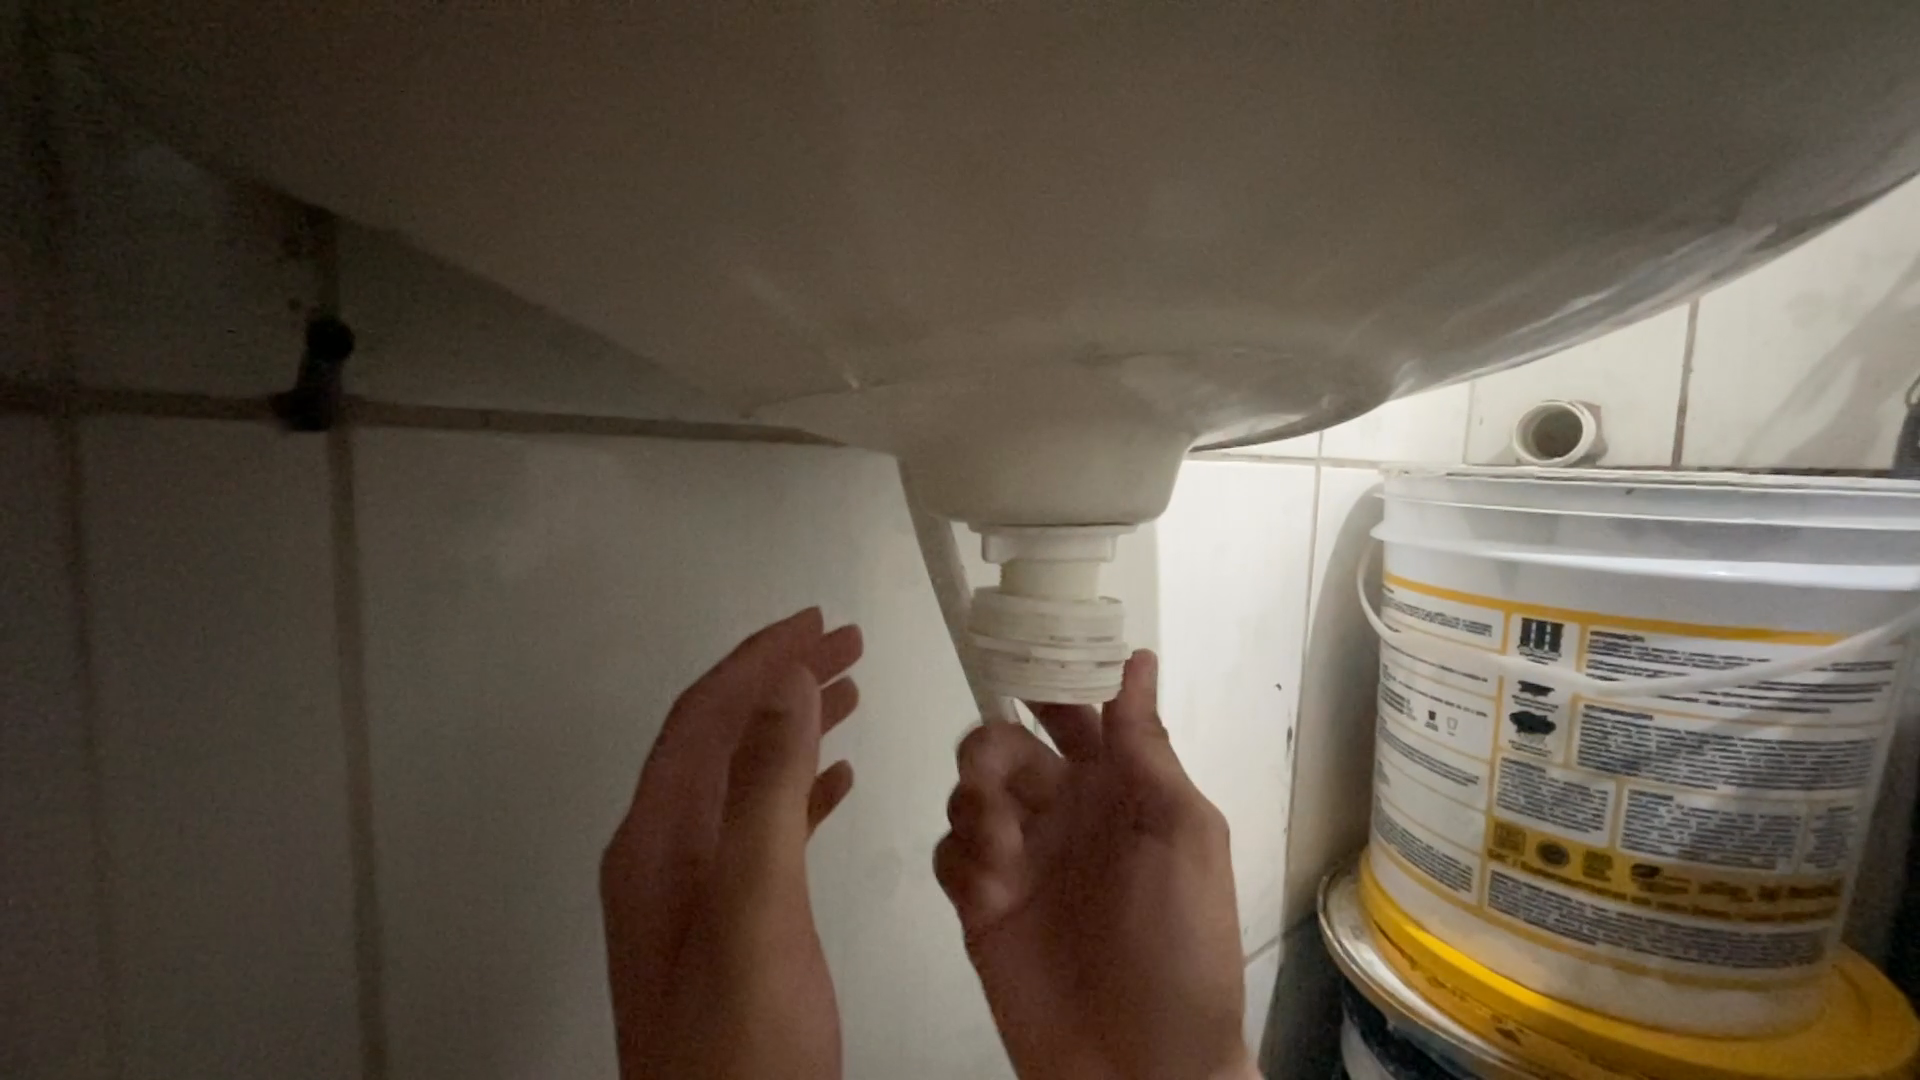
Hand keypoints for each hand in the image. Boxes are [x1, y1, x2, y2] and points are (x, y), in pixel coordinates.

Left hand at [601, 608, 862, 1079]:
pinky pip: (763, 823)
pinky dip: (800, 785)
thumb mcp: (755, 905)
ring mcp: (695, 886)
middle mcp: (665, 850)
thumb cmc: (741, 1041)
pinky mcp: (731, 916)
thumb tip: (787, 682)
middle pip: (722, 734)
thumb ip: (767, 788)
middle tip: (844, 642)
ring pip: (746, 773)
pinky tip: (838, 776)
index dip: (759, 660)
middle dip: (781, 678)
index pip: (705, 716)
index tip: (816, 622)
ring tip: (850, 688)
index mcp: (657, 838)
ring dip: (795, 723)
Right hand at [935, 651, 1253, 1079]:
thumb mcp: (1182, 833)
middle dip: (992, 748)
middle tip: (993, 774)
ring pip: (969, 792)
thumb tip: (1138, 660)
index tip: (1017, 658)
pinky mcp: (980, 902)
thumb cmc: (1180, 940)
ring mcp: (1018, 856)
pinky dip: (960, 856)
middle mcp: (1062, 812)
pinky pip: (949, 852)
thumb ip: (1146, 747)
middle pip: (1005, 745)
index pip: (1072, 714)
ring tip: (1002, 848)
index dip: (1046, 683)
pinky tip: (989, 887)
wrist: (1141, 1067)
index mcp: (1114, 788)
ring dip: (975, 804)